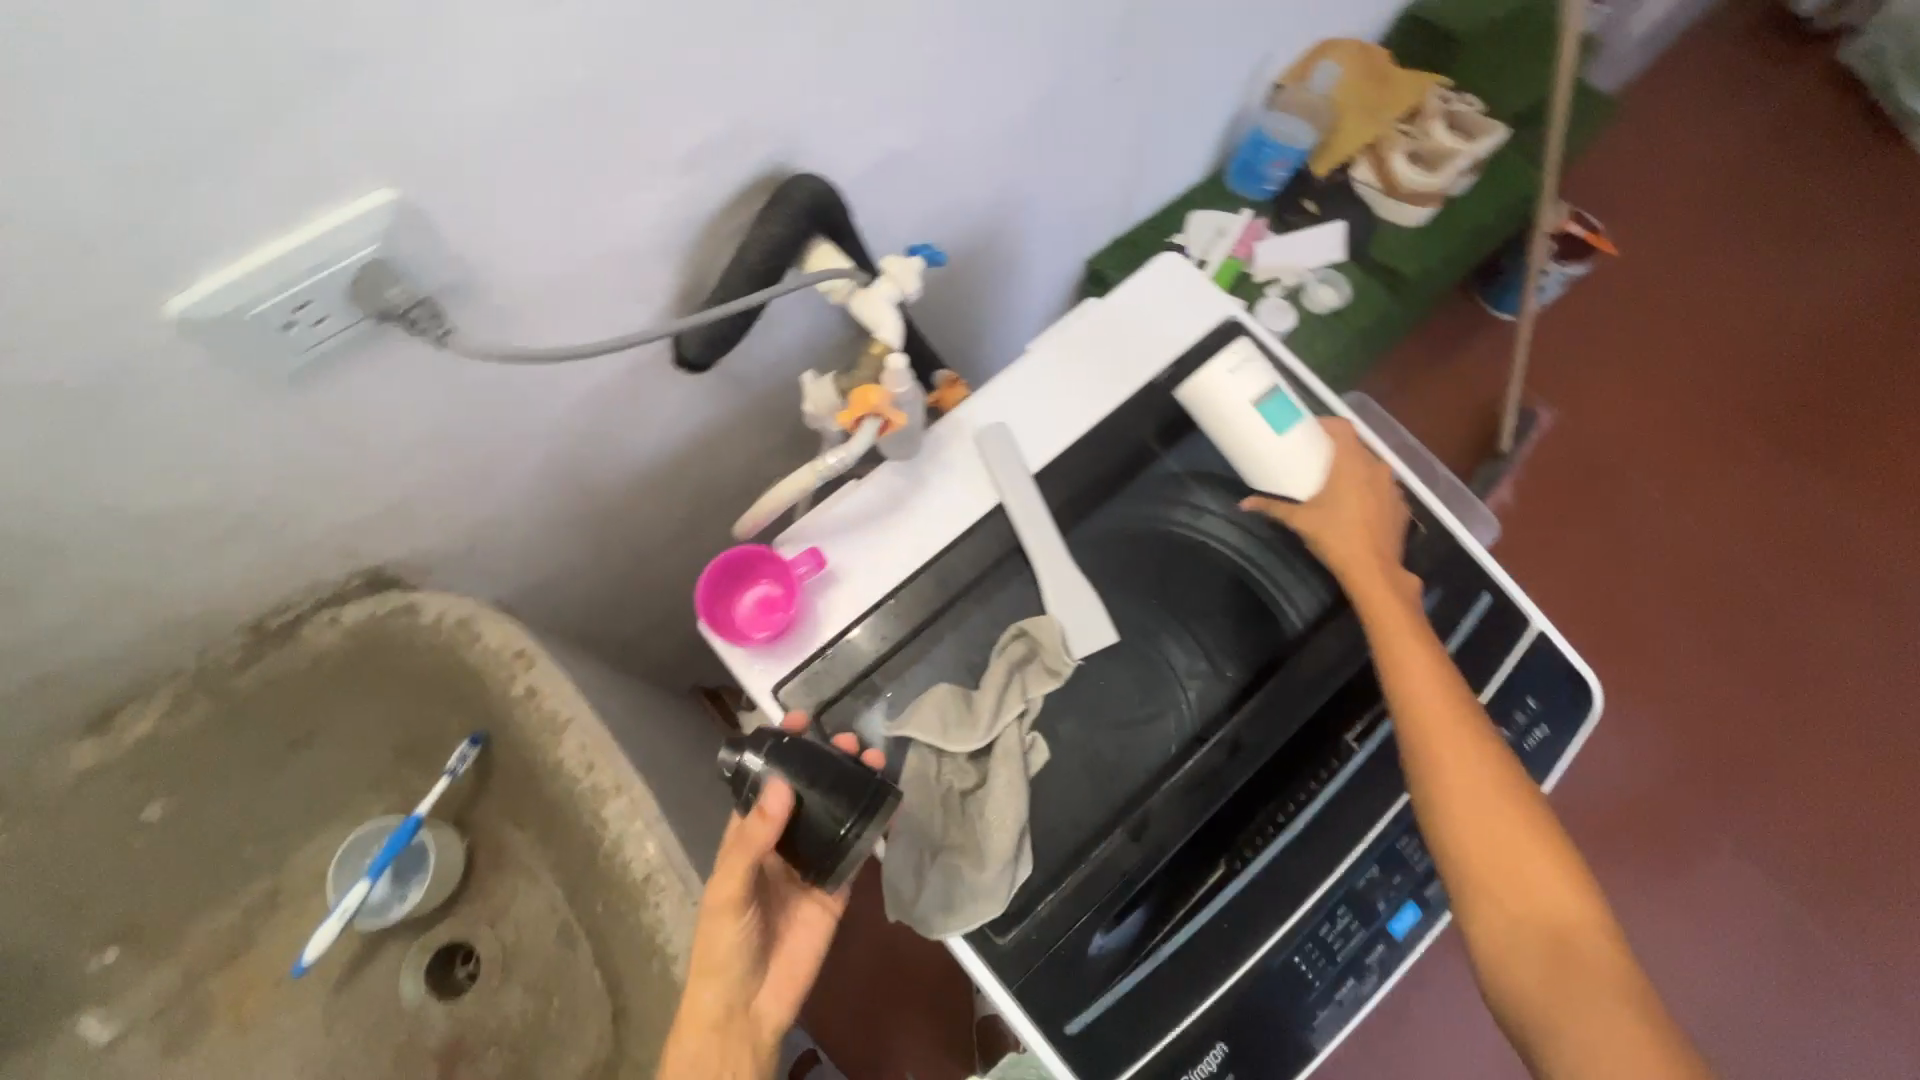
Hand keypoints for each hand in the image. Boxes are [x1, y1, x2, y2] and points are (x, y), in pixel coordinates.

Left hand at [657, 712, 884, 1079]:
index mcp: (747, 835)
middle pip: (807, 792)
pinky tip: (889, 801)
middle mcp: (782, 841)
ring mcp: (812, 861)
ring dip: (852, 785)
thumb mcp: (728, 889)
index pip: (766, 783)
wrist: (749, 1007)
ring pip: (835, 813)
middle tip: (849, 741)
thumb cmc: (723, 944)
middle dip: (826, 763)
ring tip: (872, 760)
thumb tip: (784, 783)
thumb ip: (753, 838)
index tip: (801, 720)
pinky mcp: (837, 885)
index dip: (782, 752)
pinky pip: (857, 848)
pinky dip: (873, 824)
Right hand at [1241, 417, 1413, 594]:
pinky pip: (1383, 488)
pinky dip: (1370, 490)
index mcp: (1351, 463)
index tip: (1310, 430)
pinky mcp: (1402, 505)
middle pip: (1358, 446)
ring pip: (1373, 467)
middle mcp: (1377, 467)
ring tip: (1337, 482)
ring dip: (1356, 470)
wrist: (1374, 570)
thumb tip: (1243, 504)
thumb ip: (1272, 507)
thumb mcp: (1300, 521)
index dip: (1327, 423)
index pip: (1342, 427)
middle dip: (1338, 449)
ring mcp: (1393, 486)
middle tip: (1318, 458)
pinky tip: (1358, 506)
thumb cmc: (1335, 537)